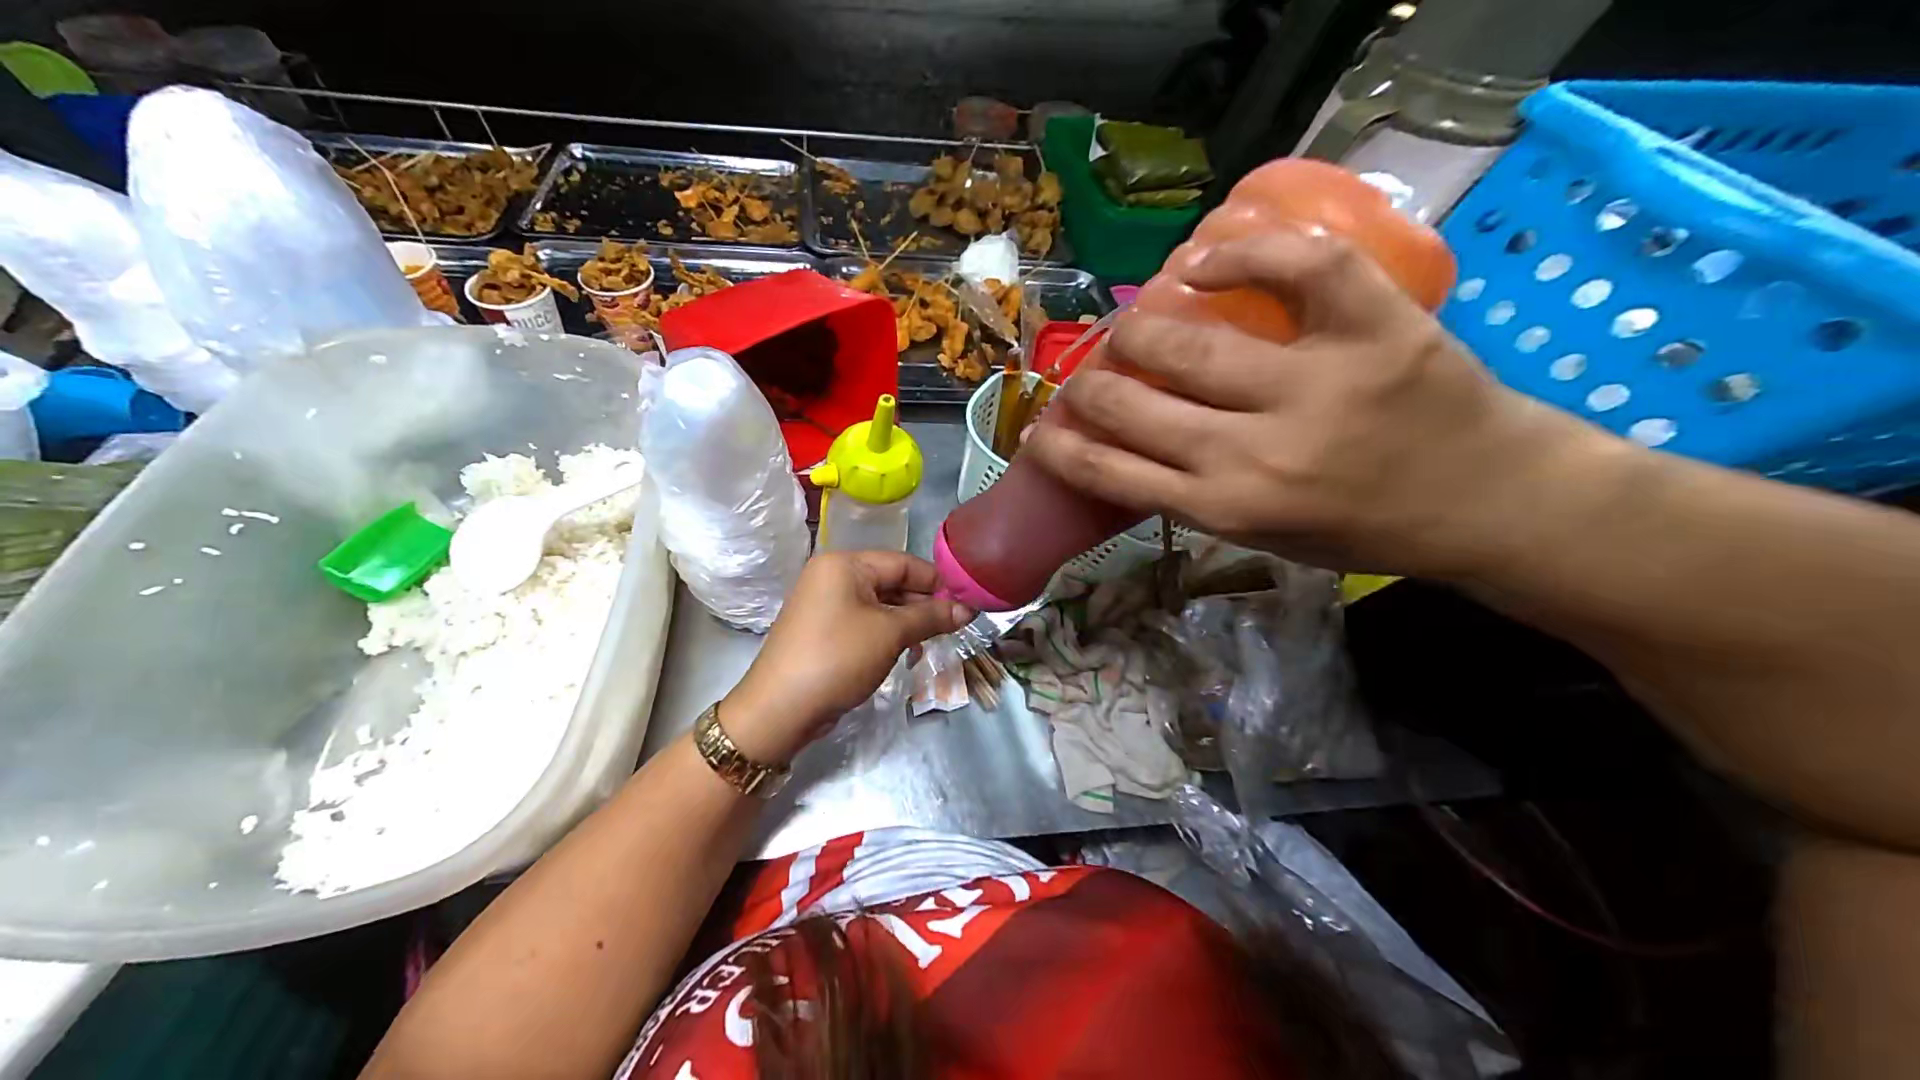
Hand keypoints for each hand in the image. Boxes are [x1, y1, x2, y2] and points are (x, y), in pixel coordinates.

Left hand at [720, 551, 972, 762]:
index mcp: (844, 564)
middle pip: (891, 582)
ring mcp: (825, 605)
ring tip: (933, 643)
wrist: (780, 709)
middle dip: (923, 605)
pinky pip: (865, 623)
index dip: (937, 582)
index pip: (903, 562)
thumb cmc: (838, 658)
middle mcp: (832, 576)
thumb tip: (968, 609)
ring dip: (908, 623)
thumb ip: (931, 616)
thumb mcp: (890, 634)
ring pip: (880, 605)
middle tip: (955, 627)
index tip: (966, 604)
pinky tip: (906, 652)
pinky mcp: (823, 632)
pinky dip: (887, 634)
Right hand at [1026, 230, 1618, 580]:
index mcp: (1227, 506)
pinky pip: (1296, 267)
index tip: (1039, 429)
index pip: (1109, 471)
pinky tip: (1202, 256)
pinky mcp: (1375, 327)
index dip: (1057, 446)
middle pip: (1130, 400)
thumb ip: (1191, 493)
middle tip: (1090, 371)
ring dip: (1135, 326)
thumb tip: (1121, 443)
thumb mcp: (1262, 534)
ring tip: (1132, 324)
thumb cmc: (1361, 527)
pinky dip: (1240, 251)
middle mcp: (1255, 450)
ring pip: (1185, 337)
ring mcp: (1316, 383)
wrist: (1488, 501)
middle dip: (1089, 382)